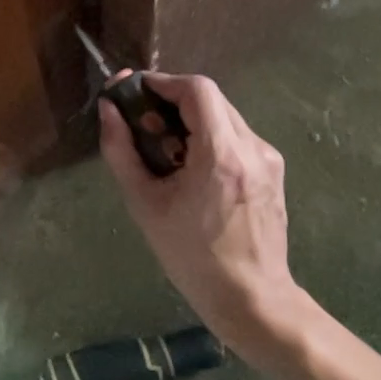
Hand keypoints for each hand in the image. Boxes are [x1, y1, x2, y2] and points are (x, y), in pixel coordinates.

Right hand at [100, 74, 302, 361]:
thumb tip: (108, 110)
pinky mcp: (272, 170)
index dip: (162, 82)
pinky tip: (190, 167)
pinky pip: (235, 136)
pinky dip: (208, 137)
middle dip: (172, 100)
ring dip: (190, 119)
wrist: (251, 297)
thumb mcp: (144, 203)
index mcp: (221, 155)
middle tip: (143, 122)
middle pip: (210, 98)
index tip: (134, 92)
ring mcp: (268, 158)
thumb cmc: (191, 255)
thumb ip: (121, 150)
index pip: (197, 90)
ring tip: (164, 149)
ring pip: (223, 115)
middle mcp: (252, 147)